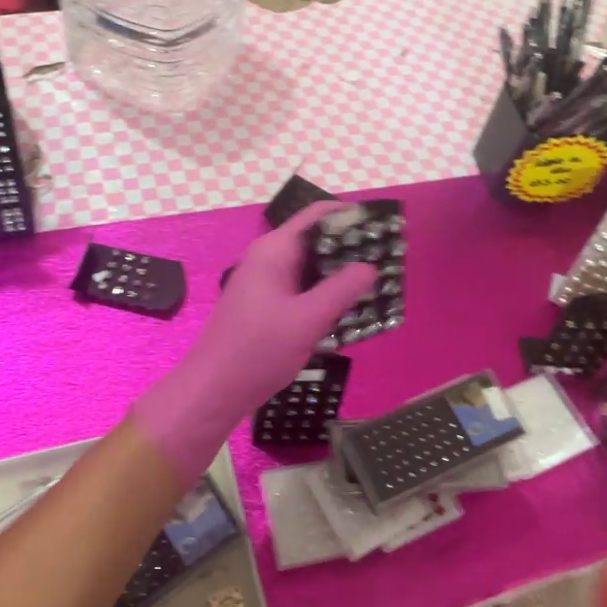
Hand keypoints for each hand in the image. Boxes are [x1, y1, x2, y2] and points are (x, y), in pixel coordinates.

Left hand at [131, 201, 375, 477]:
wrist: (215, 390)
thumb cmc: (258, 350)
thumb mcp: (307, 319)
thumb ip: (342, 290)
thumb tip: (371, 266)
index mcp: (275, 250)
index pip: (317, 215)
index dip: (351, 216)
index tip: (385, 227)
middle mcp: (271, 259)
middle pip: (318, 241)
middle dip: (353, 249)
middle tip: (391, 261)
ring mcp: (269, 284)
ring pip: (314, 269)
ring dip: (343, 276)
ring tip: (382, 286)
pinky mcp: (271, 307)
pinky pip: (306, 291)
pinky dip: (329, 296)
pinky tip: (355, 312)